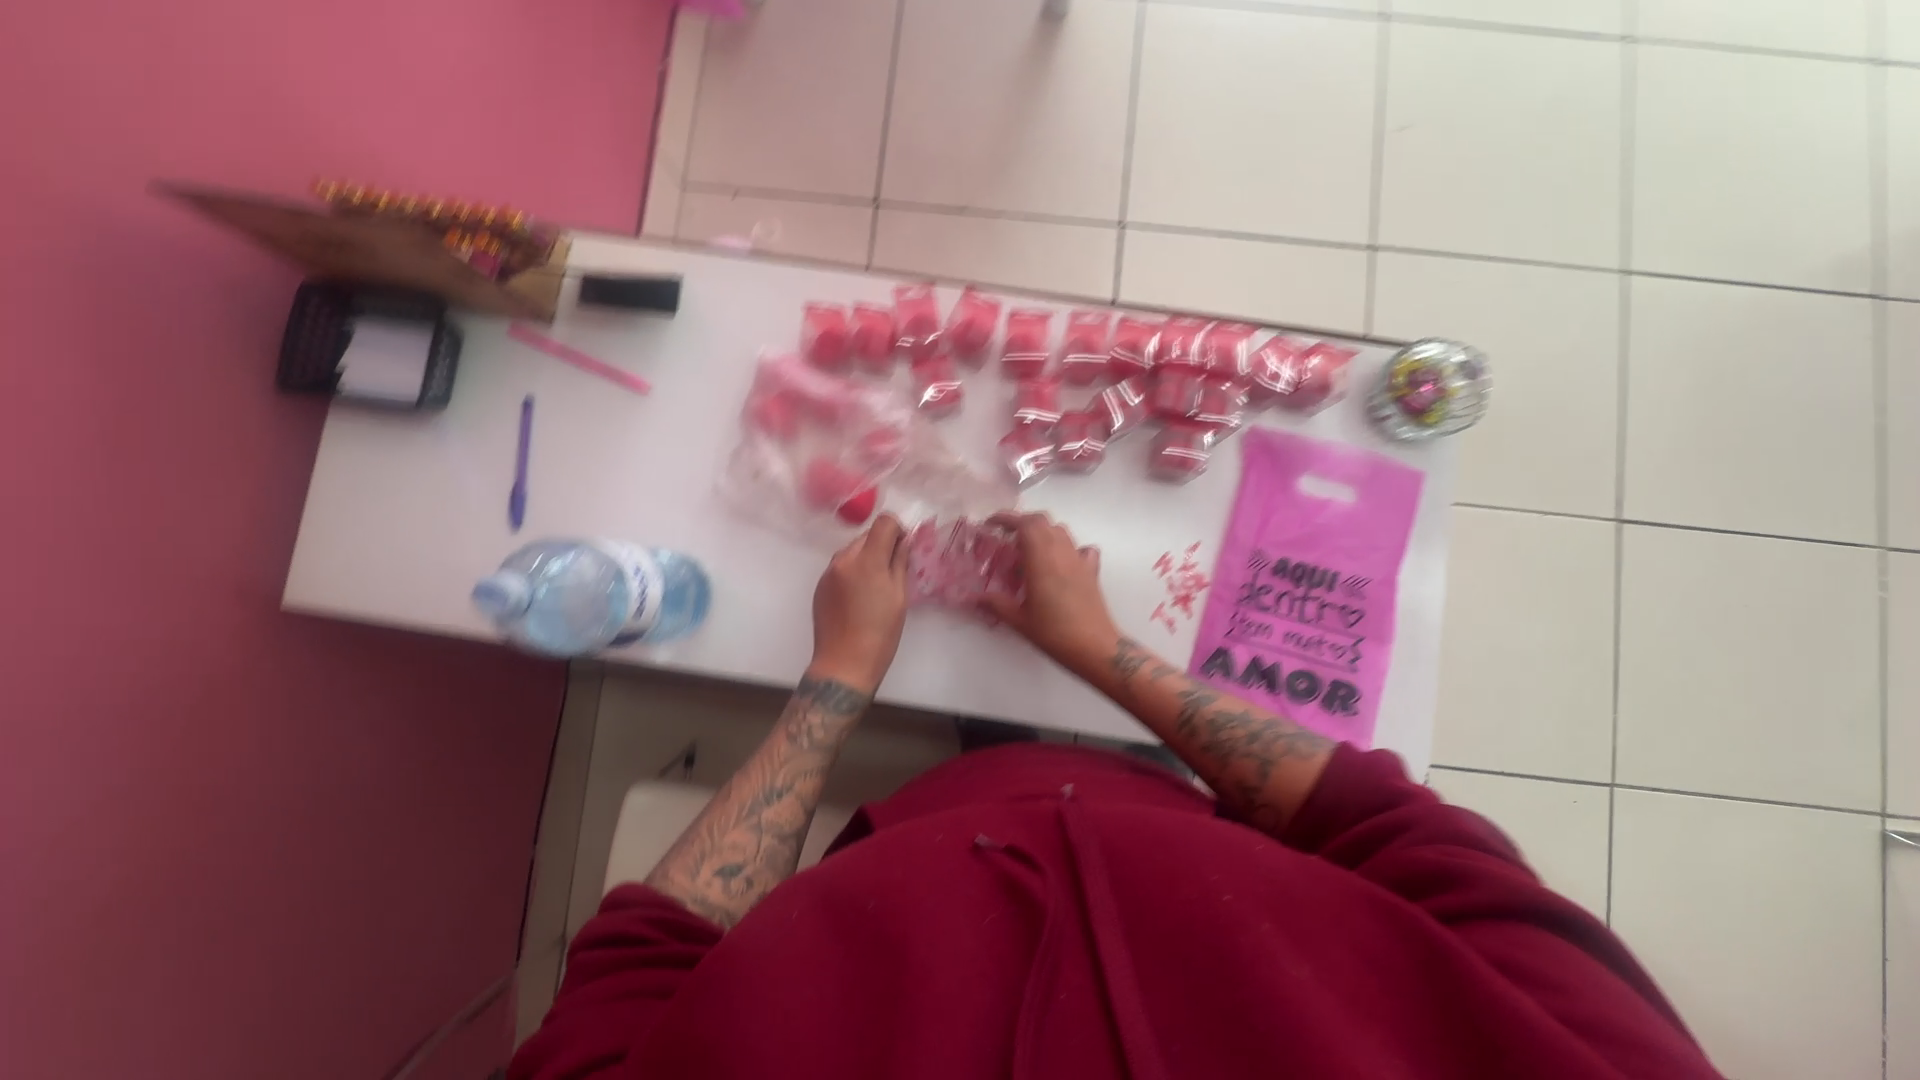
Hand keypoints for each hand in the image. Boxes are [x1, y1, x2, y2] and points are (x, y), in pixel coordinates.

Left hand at [808, 514, 910, 692]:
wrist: (844, 663)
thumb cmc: (880, 633)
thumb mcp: (899, 597)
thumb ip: (900, 563)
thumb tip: (903, 542)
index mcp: (867, 560)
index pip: (884, 522)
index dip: (897, 531)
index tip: (902, 550)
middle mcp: (843, 559)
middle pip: (866, 536)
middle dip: (881, 546)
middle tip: (892, 573)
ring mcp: (828, 572)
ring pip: (852, 551)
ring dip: (866, 559)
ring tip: (874, 589)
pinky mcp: (820, 586)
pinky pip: (840, 567)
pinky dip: (852, 572)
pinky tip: (858, 599)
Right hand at [982, 512, 1120, 673]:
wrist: (1094, 647)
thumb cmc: (1054, 633)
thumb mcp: (1019, 620)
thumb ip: (996, 604)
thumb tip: (973, 597)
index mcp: (1041, 560)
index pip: (1024, 524)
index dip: (1006, 518)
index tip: (991, 523)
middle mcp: (1061, 552)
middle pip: (1042, 521)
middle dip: (1022, 522)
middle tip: (1006, 535)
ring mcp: (1079, 560)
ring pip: (1060, 531)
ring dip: (1042, 531)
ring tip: (1028, 549)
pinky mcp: (1091, 571)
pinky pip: (1080, 548)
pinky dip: (1067, 547)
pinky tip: (1061, 562)